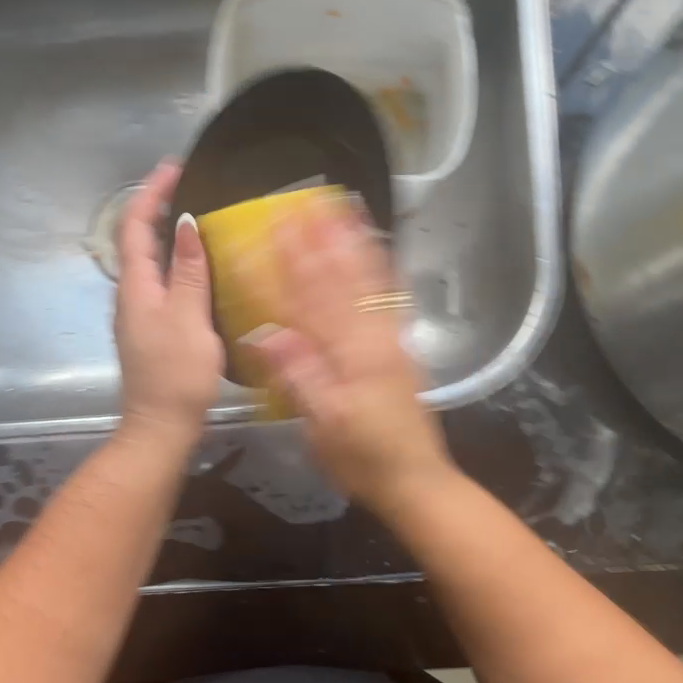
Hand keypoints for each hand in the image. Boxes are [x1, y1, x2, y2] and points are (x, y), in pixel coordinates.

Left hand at [113, 161, 223, 443]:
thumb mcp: (188, 317)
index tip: (175, 166)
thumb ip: (188, 270)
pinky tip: (201, 270)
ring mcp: (139, 317)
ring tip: (200, 219)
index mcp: (135, 287)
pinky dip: (178, 266)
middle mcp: (131, 296)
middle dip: (159, 209)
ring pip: (151, 265)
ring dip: (169, 237)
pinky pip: (162, 286)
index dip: (151, 192)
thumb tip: (185, 223)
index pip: (134, 226)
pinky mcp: (152, 333)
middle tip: (192, 187)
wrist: (160, 427)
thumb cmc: (176, 374)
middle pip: (139, 242)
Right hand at [251, 191, 457, 518]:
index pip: (311, 299)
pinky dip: (381, 270)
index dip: (289, 263)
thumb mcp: (324, 425)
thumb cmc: (362, 458)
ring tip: (343, 208)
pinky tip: (376, 254)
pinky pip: (390, 300)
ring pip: (369, 282)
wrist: (414, 480)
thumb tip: (267, 334)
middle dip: (321, 240)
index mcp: (348, 355)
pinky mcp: (400, 352)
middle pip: (343, 280)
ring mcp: (390, 342)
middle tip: (305, 202)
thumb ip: (300, 377)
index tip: (270, 230)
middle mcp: (372, 338)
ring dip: (354, 244)